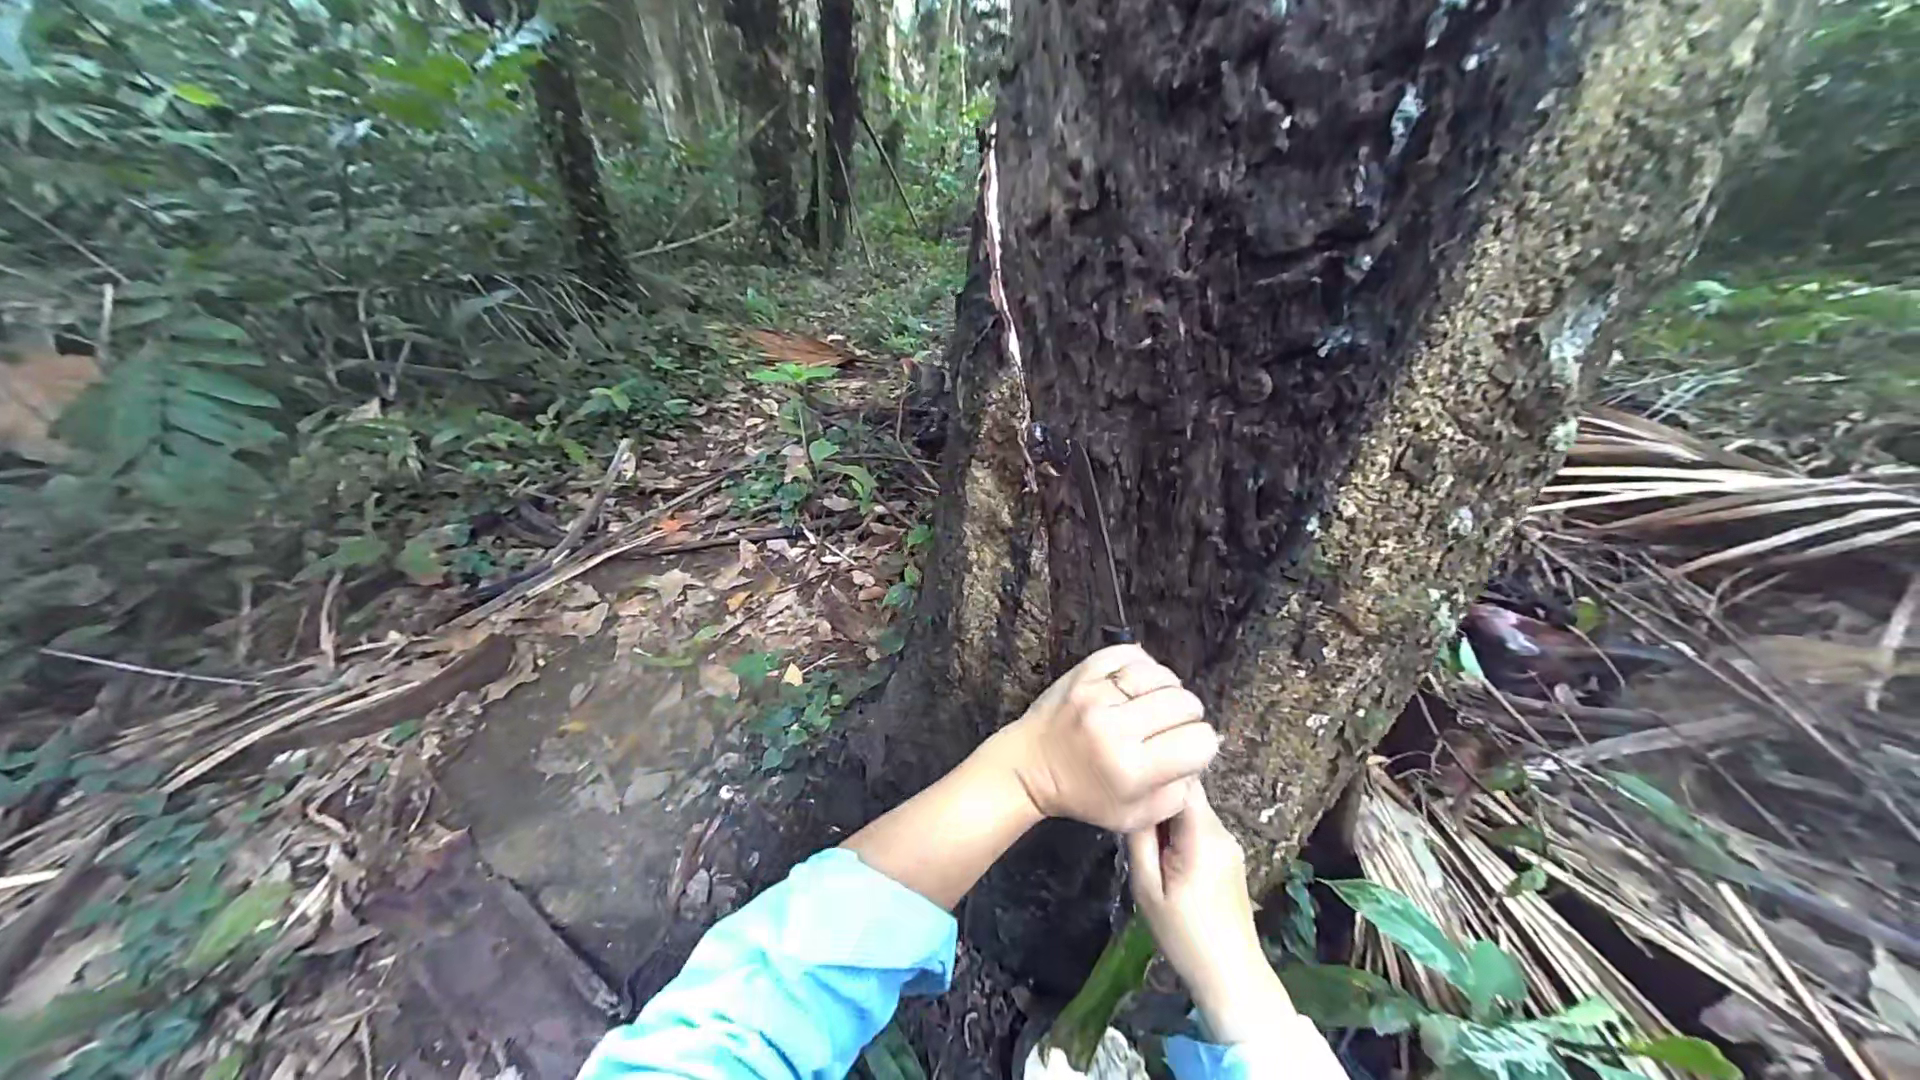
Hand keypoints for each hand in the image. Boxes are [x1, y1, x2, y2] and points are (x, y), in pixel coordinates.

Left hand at [987, 644, 1217, 832]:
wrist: (1031, 766)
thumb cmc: (1084, 795)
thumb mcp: (1137, 816)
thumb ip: (1180, 792)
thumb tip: (1200, 751)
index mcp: (1131, 768)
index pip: (1198, 741)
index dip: (1200, 745)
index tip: (1186, 748)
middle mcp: (1113, 726)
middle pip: (1183, 703)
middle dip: (1188, 716)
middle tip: (1170, 727)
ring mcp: (1095, 693)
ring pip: (1161, 675)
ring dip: (1167, 689)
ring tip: (1155, 704)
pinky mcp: (1082, 671)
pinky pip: (1131, 653)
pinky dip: (1144, 666)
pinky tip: (1139, 684)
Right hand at [1127, 782, 1292, 1044]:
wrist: (1233, 977)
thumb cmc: (1184, 935)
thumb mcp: (1146, 887)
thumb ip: (1138, 838)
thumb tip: (1132, 800)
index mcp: (1202, 834)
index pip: (1182, 781)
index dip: (1154, 777)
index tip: (1129, 785)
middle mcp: (1221, 831)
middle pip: (1186, 793)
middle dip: (1158, 798)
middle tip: (1130, 817)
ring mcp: (1229, 843)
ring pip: (1192, 810)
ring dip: (1167, 816)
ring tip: (1143, 839)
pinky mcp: (1230, 856)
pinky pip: (1199, 828)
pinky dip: (1179, 831)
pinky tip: (1165, 856)